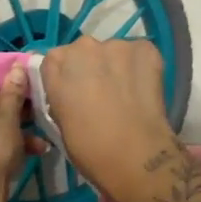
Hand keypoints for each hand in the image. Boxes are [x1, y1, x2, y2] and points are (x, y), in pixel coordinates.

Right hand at [38, 38, 176, 197]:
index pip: (55, 60)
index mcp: (56, 65)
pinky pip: (139, 54)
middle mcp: (83, 47)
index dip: (66, 76)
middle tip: (101, 93)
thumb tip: (72, 94)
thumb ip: (61, 96)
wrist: (134, 155)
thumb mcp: (60, 121)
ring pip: (113, 52)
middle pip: (84, 51)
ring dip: (117, 67)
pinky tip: (144, 89)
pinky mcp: (145, 49)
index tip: (75, 93)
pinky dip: (141, 67)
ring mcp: (116, 45)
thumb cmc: (89, 147)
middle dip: (91, 67)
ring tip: (126, 94)